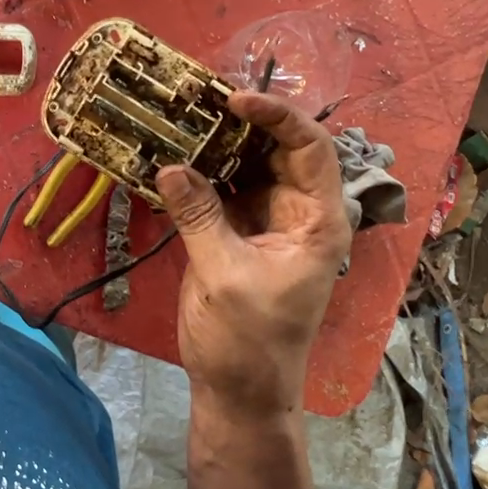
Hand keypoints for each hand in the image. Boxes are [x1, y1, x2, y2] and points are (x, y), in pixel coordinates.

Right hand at [155, 93, 351, 417]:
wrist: (238, 391)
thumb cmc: (247, 342)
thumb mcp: (224, 276)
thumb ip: (199, 217)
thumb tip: (170, 166)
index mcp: (317, 221)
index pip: (310, 149)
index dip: (278, 118)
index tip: (233, 100)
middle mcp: (297, 212)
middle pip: (279, 150)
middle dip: (243, 122)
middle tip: (198, 97)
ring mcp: (266, 220)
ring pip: (248, 165)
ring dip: (218, 142)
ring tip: (181, 114)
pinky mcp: (236, 231)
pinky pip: (223, 188)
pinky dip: (201, 170)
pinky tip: (174, 151)